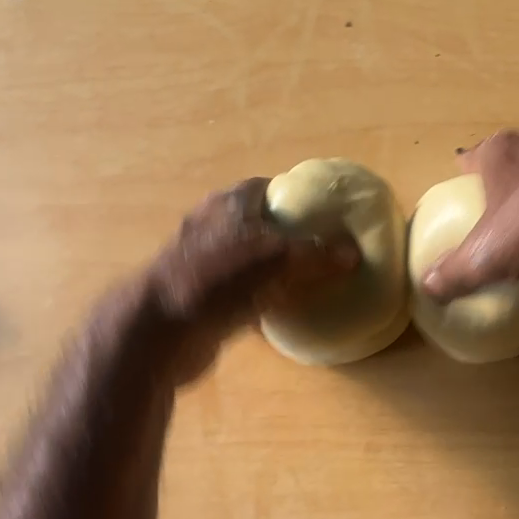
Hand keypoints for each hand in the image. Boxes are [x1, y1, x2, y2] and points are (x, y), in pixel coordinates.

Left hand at [145, 178, 356, 358]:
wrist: (164, 330)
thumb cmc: (219, 279)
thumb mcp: (279, 259)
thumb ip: (318, 254)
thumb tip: (353, 252)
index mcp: (228, 205)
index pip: (267, 188)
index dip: (295, 196)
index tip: (324, 213)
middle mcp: (213, 228)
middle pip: (258, 225)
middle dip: (289, 235)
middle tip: (324, 249)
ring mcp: (205, 266)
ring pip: (251, 262)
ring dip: (276, 271)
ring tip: (312, 281)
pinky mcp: (203, 300)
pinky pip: (244, 296)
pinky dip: (264, 302)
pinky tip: (286, 315)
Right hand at [421, 131, 518, 300]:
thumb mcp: (485, 257)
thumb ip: (453, 272)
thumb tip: (428, 288)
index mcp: (502, 150)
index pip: (471, 158)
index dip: (462, 177)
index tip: (457, 197)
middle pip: (507, 168)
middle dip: (496, 189)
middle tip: (484, 219)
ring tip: (518, 234)